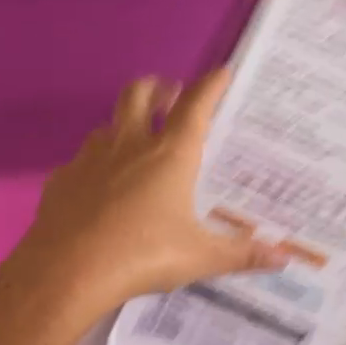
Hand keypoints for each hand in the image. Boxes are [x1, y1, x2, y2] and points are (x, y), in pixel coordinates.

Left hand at [9, 70, 284, 310]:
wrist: (69, 271)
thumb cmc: (143, 256)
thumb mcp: (200, 258)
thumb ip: (241, 255)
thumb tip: (284, 258)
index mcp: (170, 155)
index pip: (195, 105)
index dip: (211, 85)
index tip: (221, 73)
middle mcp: (129, 145)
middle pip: (139, 94)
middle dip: (156, 88)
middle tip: (168, 98)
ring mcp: (89, 160)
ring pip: (106, 127)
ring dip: (122, 128)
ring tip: (134, 148)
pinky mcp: (61, 181)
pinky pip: (80, 164)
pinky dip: (93, 169)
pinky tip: (97, 193)